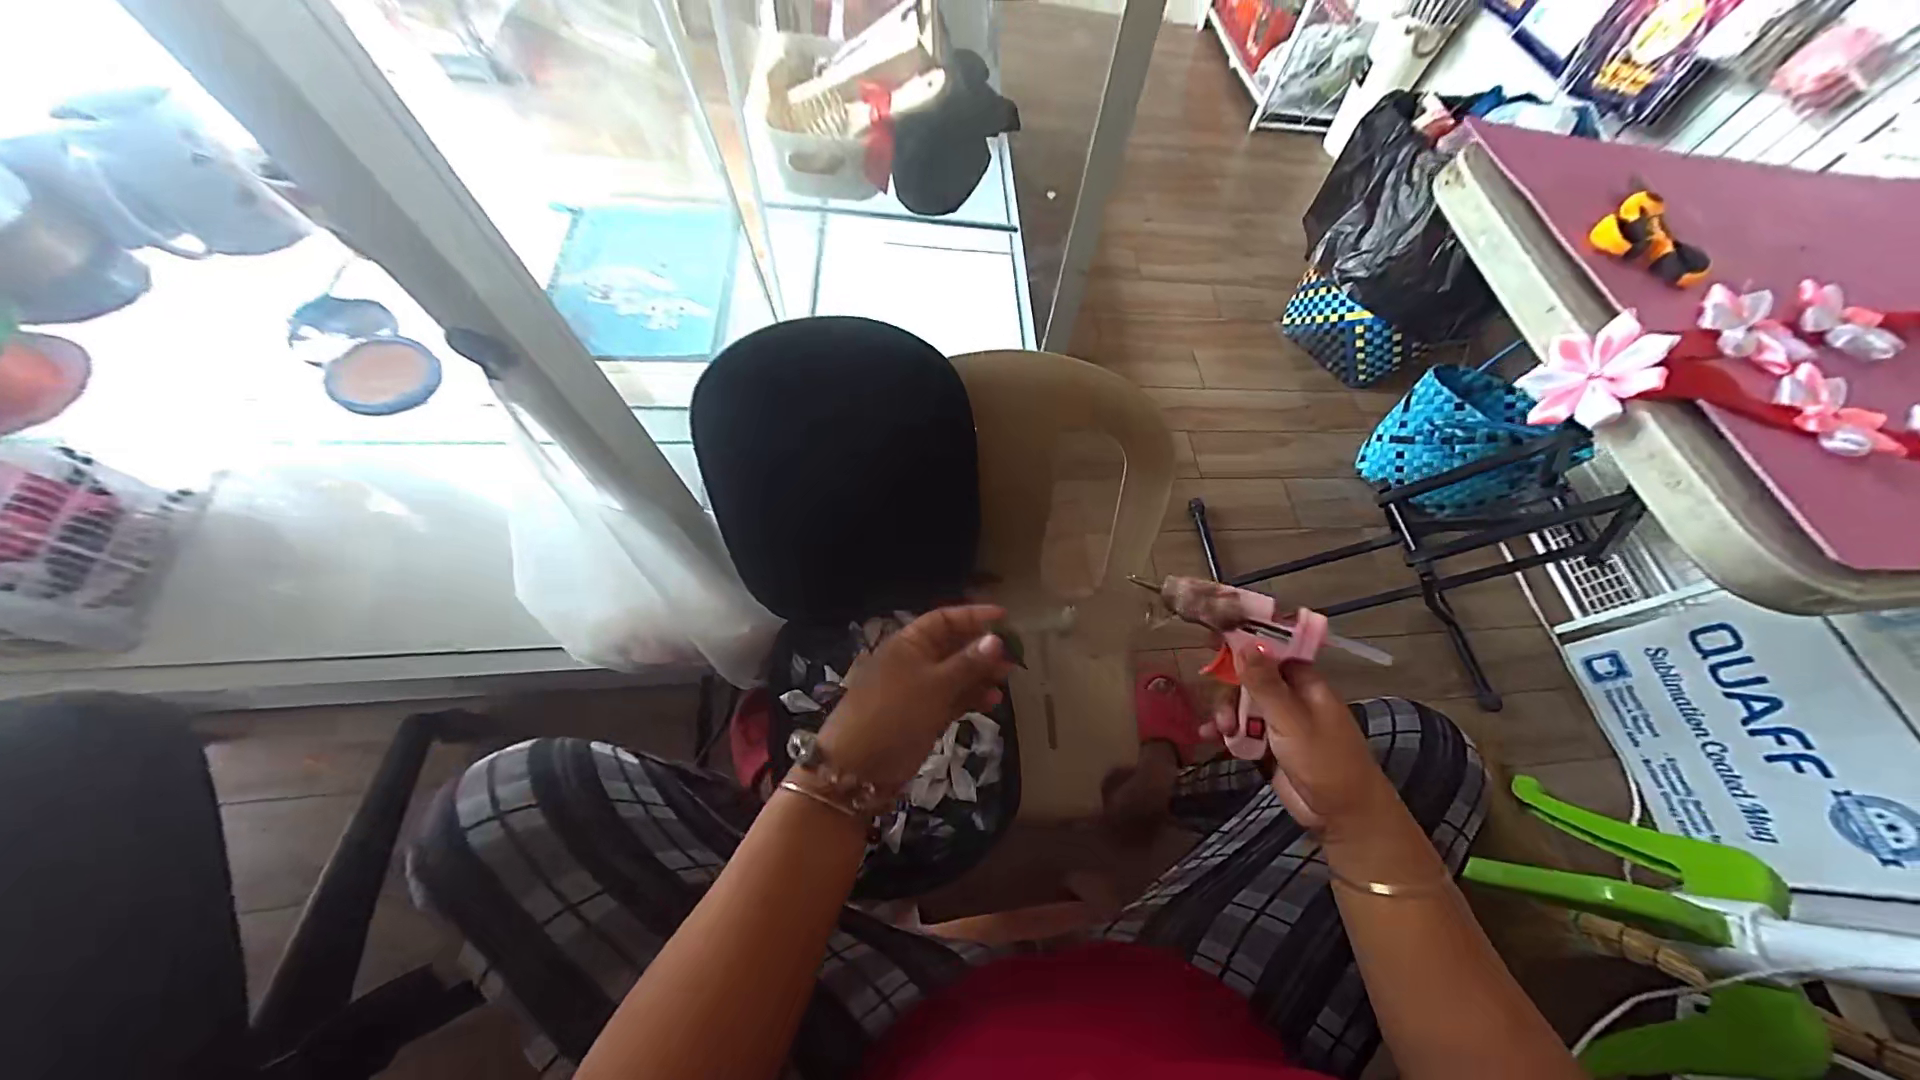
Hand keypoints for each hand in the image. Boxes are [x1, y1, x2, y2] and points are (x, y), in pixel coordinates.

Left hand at [816, 605, 1014, 790]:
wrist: (858, 767)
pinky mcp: (923, 716)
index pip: (944, 619)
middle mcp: (913, 662)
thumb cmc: (895, 713)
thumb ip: (968, 663)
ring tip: (1007, 678)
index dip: (973, 615)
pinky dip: (971, 698)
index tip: (1004, 617)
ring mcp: (918, 691)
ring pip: (955, 675)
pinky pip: (952, 699)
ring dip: (980, 674)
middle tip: (1013, 654)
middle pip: (952, 646)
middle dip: (982, 648)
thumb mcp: (935, 685)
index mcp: (909, 643)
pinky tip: (993, 701)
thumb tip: (996, 639)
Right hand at [1204, 636, 1396, 836]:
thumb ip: (1264, 682)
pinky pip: (1241, 728)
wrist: (1342, 816)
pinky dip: (1226, 731)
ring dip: (1227, 714)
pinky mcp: (1268, 744)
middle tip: (1223, 712)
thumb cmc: (1324, 761)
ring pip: (1242, 703)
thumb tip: (1244, 642)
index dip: (1244, 645)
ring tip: (1221, 732)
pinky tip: (1210, 737)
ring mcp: (1279, 721)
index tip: (1215, 642)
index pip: (1272, 650)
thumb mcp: (1291, 719)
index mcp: (1305, 682)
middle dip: (1231, 692)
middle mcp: (1291, 696)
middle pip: (1250, 678)